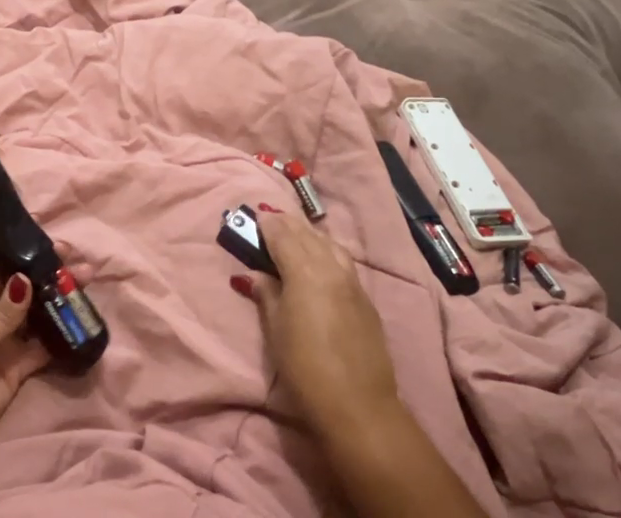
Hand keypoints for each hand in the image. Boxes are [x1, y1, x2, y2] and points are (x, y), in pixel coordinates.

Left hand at [0, 254, 93, 464]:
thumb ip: (3, 314)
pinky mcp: (16, 364)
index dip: (13, 246)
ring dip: (57, 299)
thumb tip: (26, 279)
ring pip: (34, 312)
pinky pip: (41, 344)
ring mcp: (3, 338)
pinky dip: (59, 335)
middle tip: (75, 258)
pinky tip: (80, 322)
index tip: (42, 234)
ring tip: (86, 283)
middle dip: (44, 270)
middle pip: (19, 284)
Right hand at [231, 208, 398, 434]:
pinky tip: (321, 257)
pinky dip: (327, 249)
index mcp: (304, 271)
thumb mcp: (276, 330)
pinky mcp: (365, 299)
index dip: (268, 224)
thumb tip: (256, 274)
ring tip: (295, 233)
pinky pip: (343, 260)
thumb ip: (267, 294)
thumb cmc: (305, 367)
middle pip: (307, 235)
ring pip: (329, 244)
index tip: (255, 215)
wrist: (357, 404)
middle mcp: (330, 268)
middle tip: (271, 217)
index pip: (283, 236)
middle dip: (288, 224)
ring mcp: (352, 282)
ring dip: (310, 234)